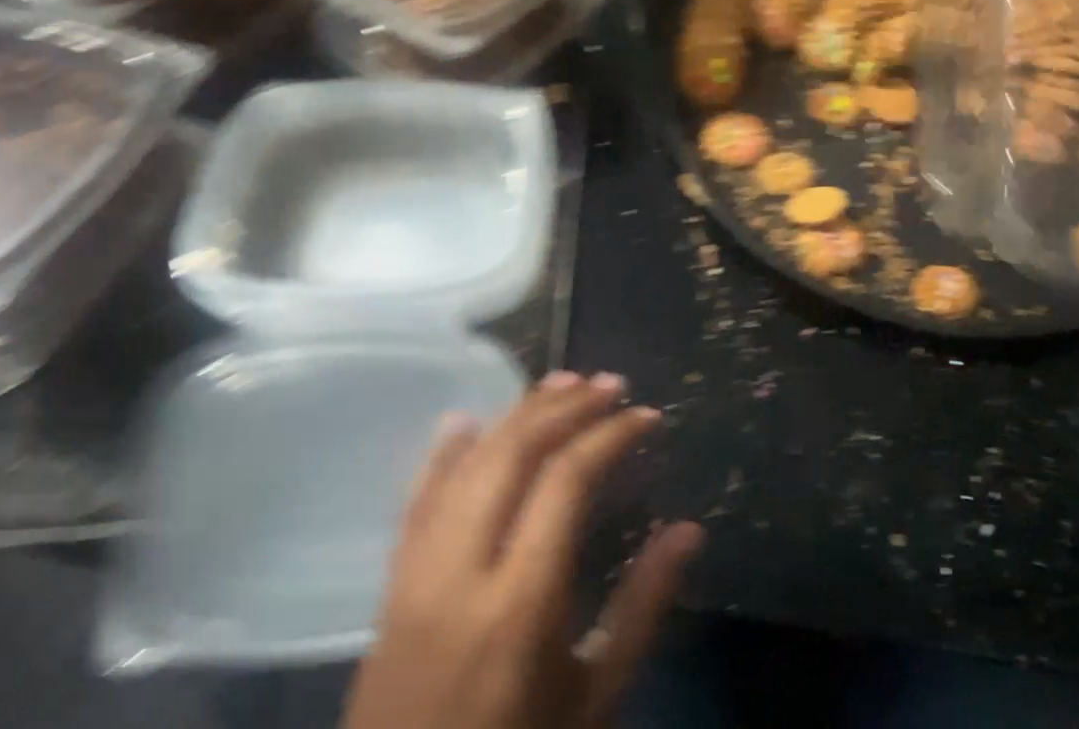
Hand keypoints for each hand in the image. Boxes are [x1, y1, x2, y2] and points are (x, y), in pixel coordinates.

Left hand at [342, 371, 703, 728]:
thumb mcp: (596, 694)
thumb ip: (643, 607)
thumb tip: (689, 531)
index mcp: (520, 603)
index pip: (565, 483)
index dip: (608, 435)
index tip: (646, 416)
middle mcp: (460, 572)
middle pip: (511, 457)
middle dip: (564, 409)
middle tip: (609, 384)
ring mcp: (415, 576)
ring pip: (462, 467)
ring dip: (514, 416)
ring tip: (561, 384)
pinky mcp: (389, 587)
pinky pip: (414, 502)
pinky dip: (442, 454)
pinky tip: (464, 420)